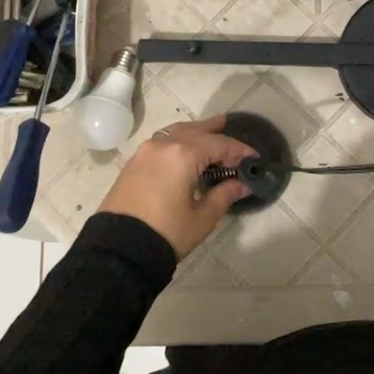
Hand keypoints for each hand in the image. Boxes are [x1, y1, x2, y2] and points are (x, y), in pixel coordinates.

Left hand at [98, 116, 255, 259]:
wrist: (119, 250)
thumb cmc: (167, 233)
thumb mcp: (202, 217)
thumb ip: (224, 195)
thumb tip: (242, 184)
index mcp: (183, 154)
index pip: (218, 145)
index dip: (239, 150)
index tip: (255, 158)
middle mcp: (163, 145)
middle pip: (195, 131)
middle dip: (214, 131)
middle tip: (228, 124)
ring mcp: (144, 152)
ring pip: (175, 133)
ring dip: (193, 132)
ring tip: (207, 131)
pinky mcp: (133, 163)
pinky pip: (161, 143)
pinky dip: (177, 142)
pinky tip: (184, 152)